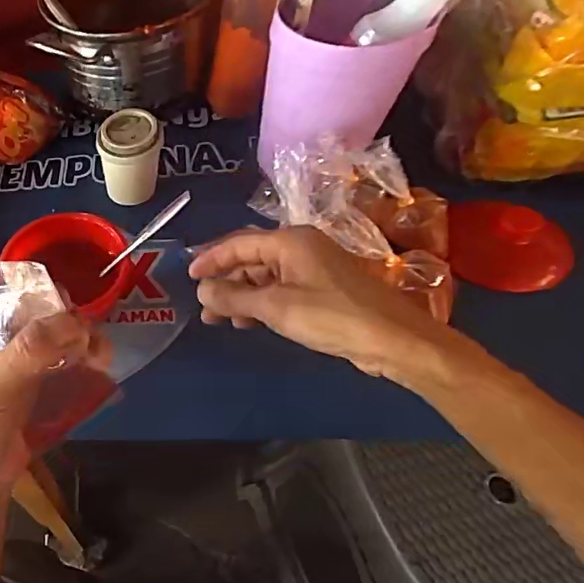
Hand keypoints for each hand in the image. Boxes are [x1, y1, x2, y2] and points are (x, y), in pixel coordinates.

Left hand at [0, 312, 94, 492]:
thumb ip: (31, 348)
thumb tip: (75, 320)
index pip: (21, 300)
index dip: (51, 302)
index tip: (77, 317)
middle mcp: (6, 340)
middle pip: (50, 318)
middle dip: (75, 326)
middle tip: (91, 345)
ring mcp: (29, 363)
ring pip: (65, 340)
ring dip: (87, 344)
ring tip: (101, 359)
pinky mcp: (47, 386)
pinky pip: (72, 365)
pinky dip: (89, 363)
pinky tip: (101, 370)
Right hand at [188, 226, 453, 381]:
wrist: (394, 340)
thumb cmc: (332, 316)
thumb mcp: (275, 307)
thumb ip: (233, 297)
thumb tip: (202, 290)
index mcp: (290, 241)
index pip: (238, 243)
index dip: (210, 258)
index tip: (189, 277)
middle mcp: (301, 247)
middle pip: (251, 258)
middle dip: (224, 280)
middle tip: (204, 304)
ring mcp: (314, 268)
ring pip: (265, 276)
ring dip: (241, 295)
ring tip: (221, 319)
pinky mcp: (324, 289)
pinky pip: (281, 289)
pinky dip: (261, 302)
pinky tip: (250, 321)